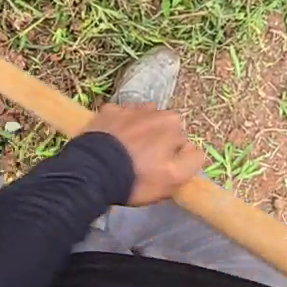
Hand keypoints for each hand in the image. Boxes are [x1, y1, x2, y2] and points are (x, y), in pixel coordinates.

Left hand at [80, 103, 205, 205]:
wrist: (94, 171)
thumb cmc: (138, 177)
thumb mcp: (174, 179)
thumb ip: (192, 160)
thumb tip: (193, 147)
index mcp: (172, 123)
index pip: (180, 139)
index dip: (172, 155)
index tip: (160, 167)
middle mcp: (153, 109)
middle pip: (161, 125)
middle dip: (156, 139)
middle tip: (143, 160)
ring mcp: (128, 108)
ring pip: (141, 118)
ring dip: (137, 130)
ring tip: (127, 150)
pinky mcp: (107, 111)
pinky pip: (118, 116)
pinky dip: (117, 126)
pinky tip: (111, 141)